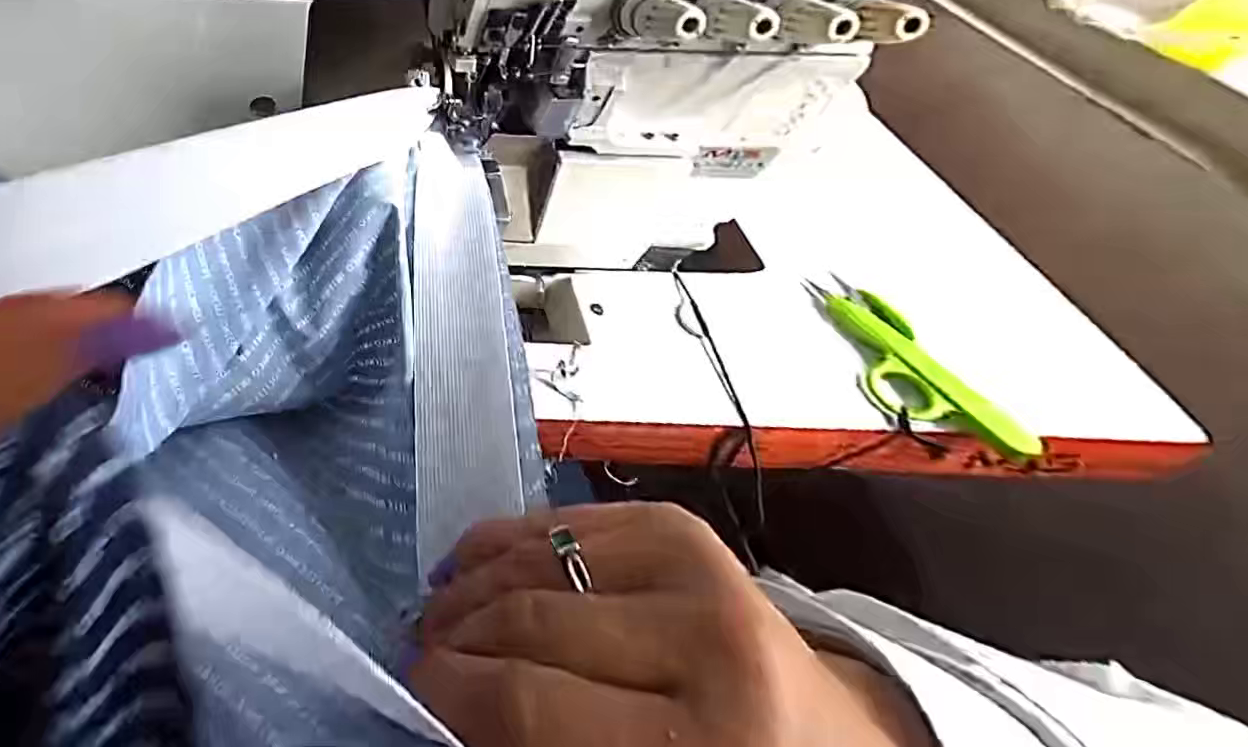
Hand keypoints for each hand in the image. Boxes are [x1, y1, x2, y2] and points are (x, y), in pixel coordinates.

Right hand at [412, 502, 932, 746]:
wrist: (834, 743)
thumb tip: (444, 705)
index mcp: (704, 741)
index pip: (529, 700)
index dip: (452, 691)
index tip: (413, 689)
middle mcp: (704, 637)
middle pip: (528, 619)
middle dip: (455, 636)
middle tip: (418, 649)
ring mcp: (693, 561)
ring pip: (538, 556)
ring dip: (474, 583)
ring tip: (440, 609)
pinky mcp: (679, 524)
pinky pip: (565, 522)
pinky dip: (510, 542)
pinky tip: (479, 563)